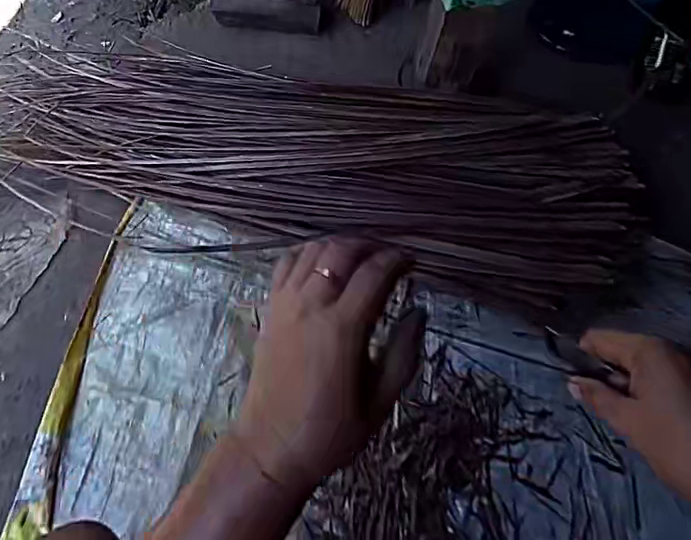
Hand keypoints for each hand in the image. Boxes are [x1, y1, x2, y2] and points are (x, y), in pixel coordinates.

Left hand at [231, 238, 426, 493]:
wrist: (271, 446)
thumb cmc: (330, 432)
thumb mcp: (379, 403)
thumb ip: (403, 354)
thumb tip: (419, 312)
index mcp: (341, 328)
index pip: (373, 274)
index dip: (396, 259)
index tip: (411, 260)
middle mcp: (311, 304)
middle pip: (342, 251)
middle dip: (370, 244)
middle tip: (389, 254)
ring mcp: (286, 301)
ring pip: (314, 249)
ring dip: (340, 244)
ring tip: (361, 254)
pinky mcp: (271, 305)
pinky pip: (288, 260)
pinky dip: (308, 250)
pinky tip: (323, 259)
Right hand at [571, 330, 690, 539]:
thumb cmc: (681, 448)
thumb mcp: (631, 424)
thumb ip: (599, 398)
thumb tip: (573, 381)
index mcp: (652, 349)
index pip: (602, 339)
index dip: (583, 356)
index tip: (576, 378)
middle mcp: (677, 349)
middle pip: (630, 352)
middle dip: (615, 375)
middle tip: (609, 406)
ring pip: (655, 369)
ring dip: (640, 386)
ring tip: (639, 419)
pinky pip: (678, 381)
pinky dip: (665, 395)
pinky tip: (670, 425)